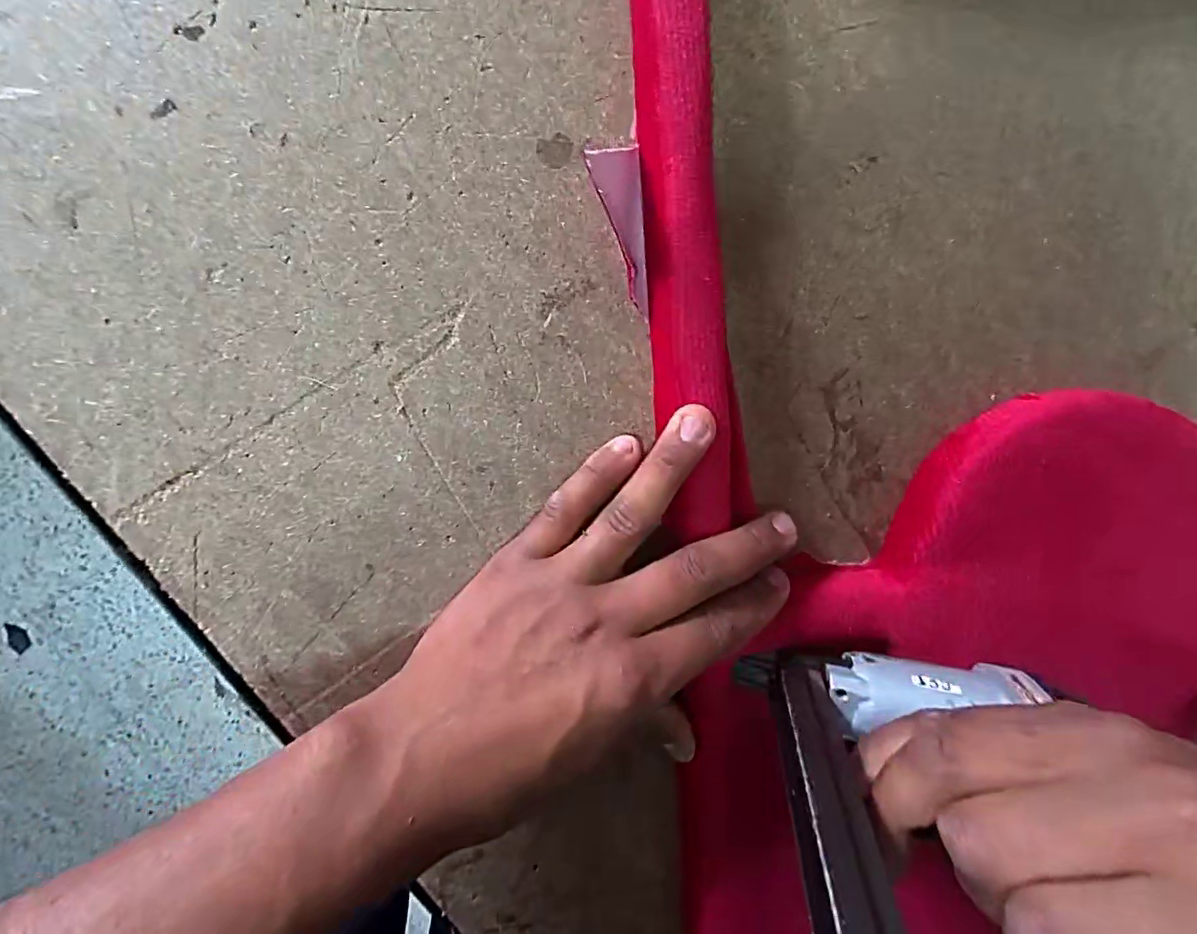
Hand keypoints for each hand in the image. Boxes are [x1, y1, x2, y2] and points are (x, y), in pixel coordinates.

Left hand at [355, 404, 795, 853]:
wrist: (416, 752)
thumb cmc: (507, 771)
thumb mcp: (588, 758)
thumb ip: (640, 721)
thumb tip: (682, 723)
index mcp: (630, 681)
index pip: (711, 632)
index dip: (752, 605)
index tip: (781, 581)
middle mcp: (605, 621)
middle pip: (690, 571)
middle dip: (742, 544)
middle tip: (780, 519)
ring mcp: (560, 582)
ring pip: (630, 516)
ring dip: (671, 467)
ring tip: (702, 425)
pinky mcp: (517, 560)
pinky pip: (563, 508)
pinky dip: (595, 473)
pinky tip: (625, 443)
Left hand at [860, 703, 1196, 933]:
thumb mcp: (1122, 775)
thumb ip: (1018, 762)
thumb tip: (893, 766)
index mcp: (1108, 736)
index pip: (950, 743)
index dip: (887, 775)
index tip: (871, 804)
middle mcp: (1151, 794)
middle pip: (972, 833)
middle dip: (971, 863)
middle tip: (1023, 876)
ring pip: (1019, 911)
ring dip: (1027, 920)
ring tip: (1090, 914)